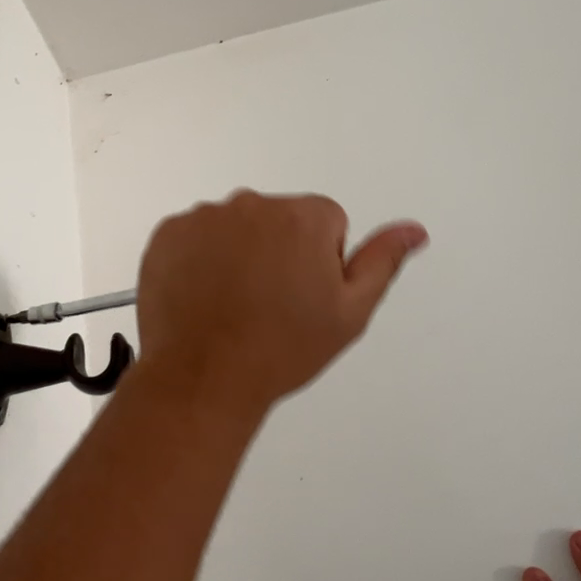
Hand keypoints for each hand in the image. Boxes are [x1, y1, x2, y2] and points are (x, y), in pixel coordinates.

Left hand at [130, 189, 426, 412]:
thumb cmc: (280, 348)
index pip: (326, 222)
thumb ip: (382, 261)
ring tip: (234, 304)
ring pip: (234, 227)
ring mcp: (204, 217)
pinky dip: (198, 258)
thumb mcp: (350, 312)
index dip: (322, 260)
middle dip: (279, 251)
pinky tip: (204, 297)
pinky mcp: (168, 233)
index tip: (305, 294)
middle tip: (270, 303)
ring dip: (237, 253)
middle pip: (278, 219)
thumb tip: (413, 229)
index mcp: (303, 216)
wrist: (204, 375)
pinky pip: (194, 237)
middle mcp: (251, 204)